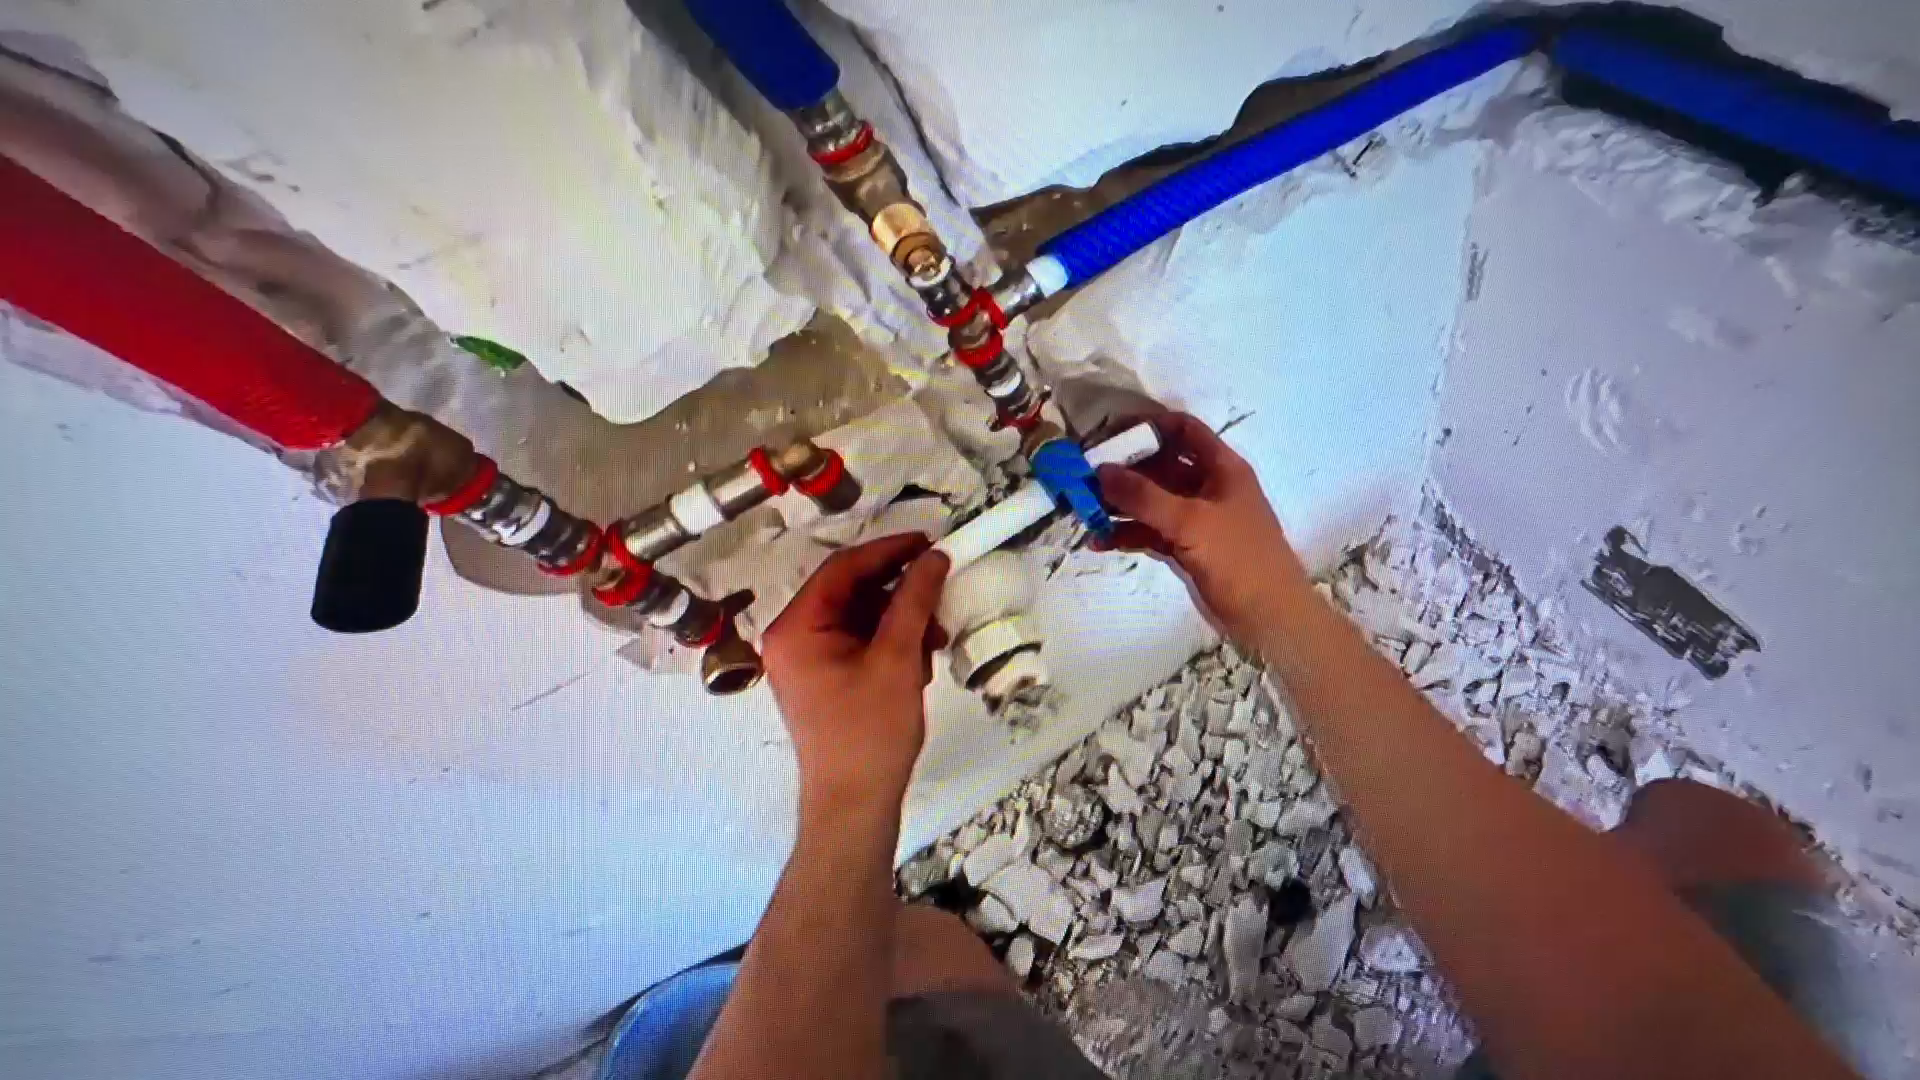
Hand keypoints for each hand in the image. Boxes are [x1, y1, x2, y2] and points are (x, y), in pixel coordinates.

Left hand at [762, 533, 950, 812]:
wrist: (854, 807)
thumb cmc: (870, 733)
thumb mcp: (897, 658)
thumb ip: (914, 600)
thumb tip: (934, 557)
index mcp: (795, 628)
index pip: (842, 569)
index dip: (889, 550)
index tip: (930, 542)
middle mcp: (793, 638)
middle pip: (851, 592)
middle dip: (899, 594)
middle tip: (939, 593)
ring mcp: (807, 661)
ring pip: (860, 618)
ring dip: (901, 621)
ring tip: (936, 639)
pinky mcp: (825, 680)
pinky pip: (859, 643)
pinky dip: (891, 644)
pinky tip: (919, 660)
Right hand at [1095, 412, 1311, 646]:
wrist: (1268, 616)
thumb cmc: (1238, 557)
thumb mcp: (1189, 521)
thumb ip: (1143, 495)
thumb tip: (1100, 470)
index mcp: (1221, 468)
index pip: (1183, 430)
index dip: (1149, 426)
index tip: (1110, 435)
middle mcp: (1207, 487)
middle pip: (1160, 466)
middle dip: (1123, 471)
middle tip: (1085, 478)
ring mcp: (1195, 518)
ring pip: (1151, 501)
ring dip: (1119, 505)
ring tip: (1085, 511)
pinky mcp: (1185, 546)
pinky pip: (1149, 531)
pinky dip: (1126, 534)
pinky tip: (1099, 541)